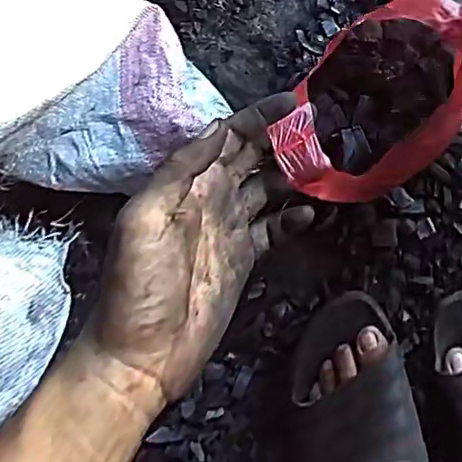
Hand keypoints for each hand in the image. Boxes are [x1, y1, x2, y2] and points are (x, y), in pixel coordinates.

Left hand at [81, 92, 312, 410]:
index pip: (230, 136)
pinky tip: (308, 214)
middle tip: (318, 126)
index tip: (292, 102)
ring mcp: (231, 225)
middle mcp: (214, 196)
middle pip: (256, 154)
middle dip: (285, 137)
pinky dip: (293, 216)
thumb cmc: (137, 286)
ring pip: (271, 184)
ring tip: (323, 165)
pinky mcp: (245, 255)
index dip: (260, 116)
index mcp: (190, 182)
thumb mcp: (145, 219)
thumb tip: (219, 127)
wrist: (139, 359)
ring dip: (295, 172)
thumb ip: (180, 169)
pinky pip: (275, 226)